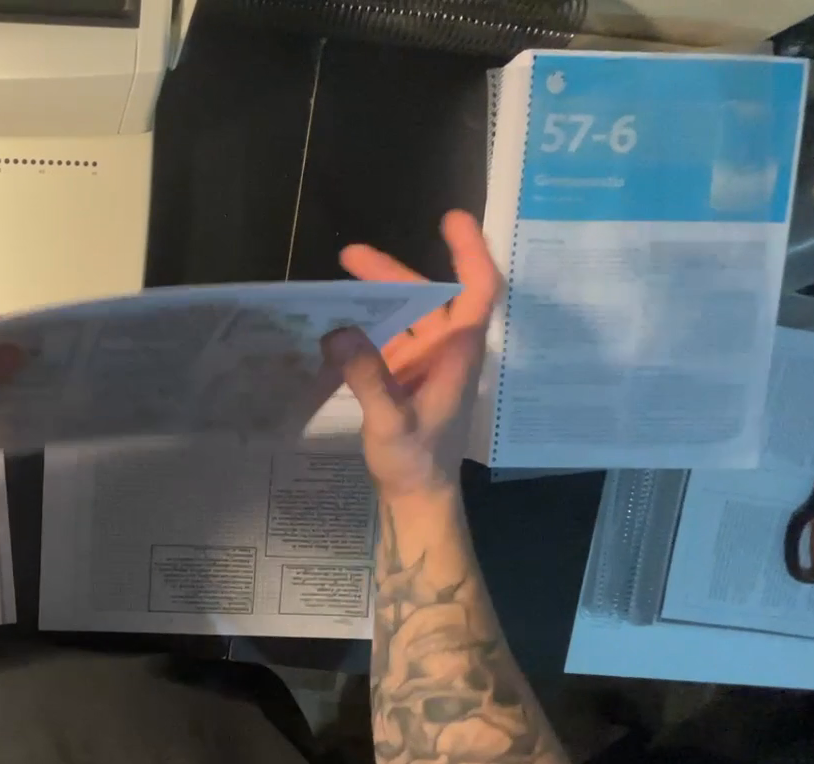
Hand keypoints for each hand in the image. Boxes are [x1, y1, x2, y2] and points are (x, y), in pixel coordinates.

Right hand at [322, 210, 502, 501]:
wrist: (417, 493)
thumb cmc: (415, 459)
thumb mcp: (390, 419)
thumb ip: (367, 376)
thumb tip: (337, 331)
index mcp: (456, 353)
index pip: (477, 290)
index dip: (468, 252)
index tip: (449, 220)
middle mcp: (444, 351)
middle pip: (429, 298)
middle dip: (393, 273)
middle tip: (349, 256)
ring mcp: (423, 365)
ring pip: (406, 317)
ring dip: (377, 298)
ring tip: (337, 282)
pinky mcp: (403, 379)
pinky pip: (387, 341)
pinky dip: (366, 328)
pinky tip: (338, 326)